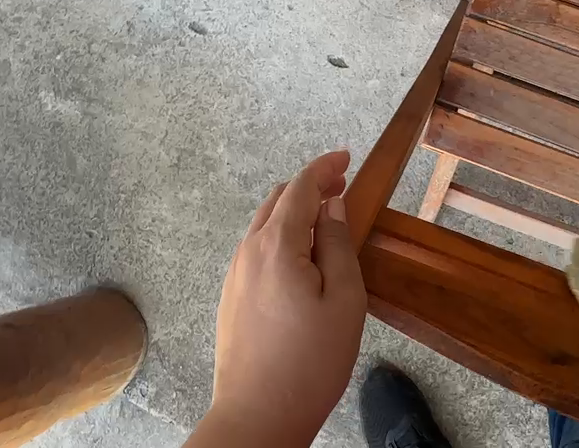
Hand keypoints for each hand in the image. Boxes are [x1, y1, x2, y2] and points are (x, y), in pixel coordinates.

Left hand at [196, 150, 366, 447]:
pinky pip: (257, 247)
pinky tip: (300, 257)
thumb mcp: (344, 299)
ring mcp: (235, 274)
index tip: (347, 158)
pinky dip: (281, 233)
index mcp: (277, 245)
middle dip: (311, 186)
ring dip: (294, 210)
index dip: (325, 167)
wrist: (256, 420)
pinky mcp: (231, 297)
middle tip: (342, 187)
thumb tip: (331, 206)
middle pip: (278, 198)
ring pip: (265, 222)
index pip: (301, 187)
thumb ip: (336, 243)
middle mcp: (249, 251)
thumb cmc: (310, 362)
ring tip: (325, 220)